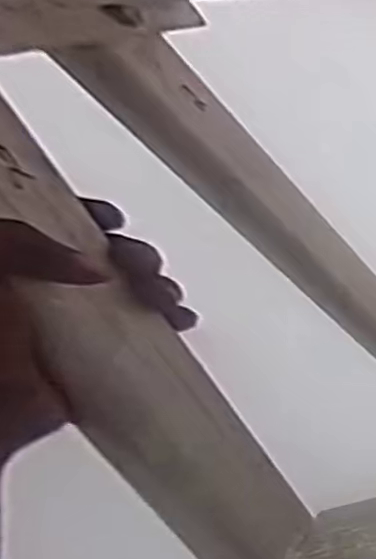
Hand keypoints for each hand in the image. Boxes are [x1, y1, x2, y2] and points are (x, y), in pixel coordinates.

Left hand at [0, 200, 195, 464]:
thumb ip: (14, 245)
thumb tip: (87, 261)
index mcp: (1, 261)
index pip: (34, 220)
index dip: (70, 212)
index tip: (102, 219)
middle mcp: (24, 284)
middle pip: (88, 251)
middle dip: (127, 254)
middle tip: (139, 266)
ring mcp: (55, 315)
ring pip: (120, 285)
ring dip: (152, 286)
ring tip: (164, 299)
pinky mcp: (87, 346)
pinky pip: (135, 323)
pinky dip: (162, 318)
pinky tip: (176, 320)